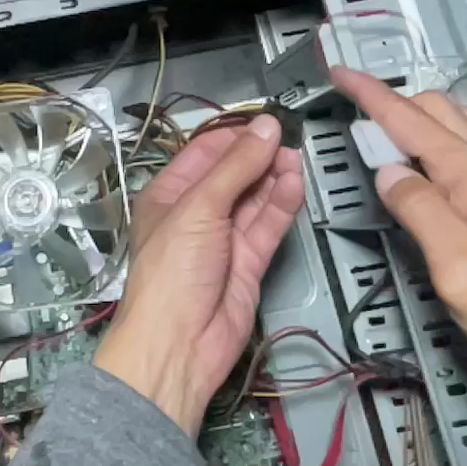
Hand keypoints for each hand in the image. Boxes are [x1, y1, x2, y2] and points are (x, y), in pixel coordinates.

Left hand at [93, 115, 304, 434]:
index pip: (204, 152)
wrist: (179, 345)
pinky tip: (295, 183)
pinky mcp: (249, 262)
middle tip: (290, 138)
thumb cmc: (173, 268)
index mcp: (169, 193)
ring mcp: (223, 237)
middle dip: (259, 155)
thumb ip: (236, 167)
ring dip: (274, 177)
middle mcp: (196, 211)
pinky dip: (281, 204)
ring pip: (253, 198)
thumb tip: (266, 128)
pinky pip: (267, 225)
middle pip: (232, 174)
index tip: (266, 120)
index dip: (234, 135)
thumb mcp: (199, 207)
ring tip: (297, 157)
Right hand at [333, 68, 466, 465]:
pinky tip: (425, 161)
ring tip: (381, 130)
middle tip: (352, 113)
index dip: (370, 93)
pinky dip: (436, 136)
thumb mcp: (460, 272)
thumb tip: (386, 172)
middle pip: (435, 109)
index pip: (409, 119)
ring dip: (415, 113)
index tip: (338, 71)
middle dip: (389, 99)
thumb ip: (419, 212)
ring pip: (456, 122)